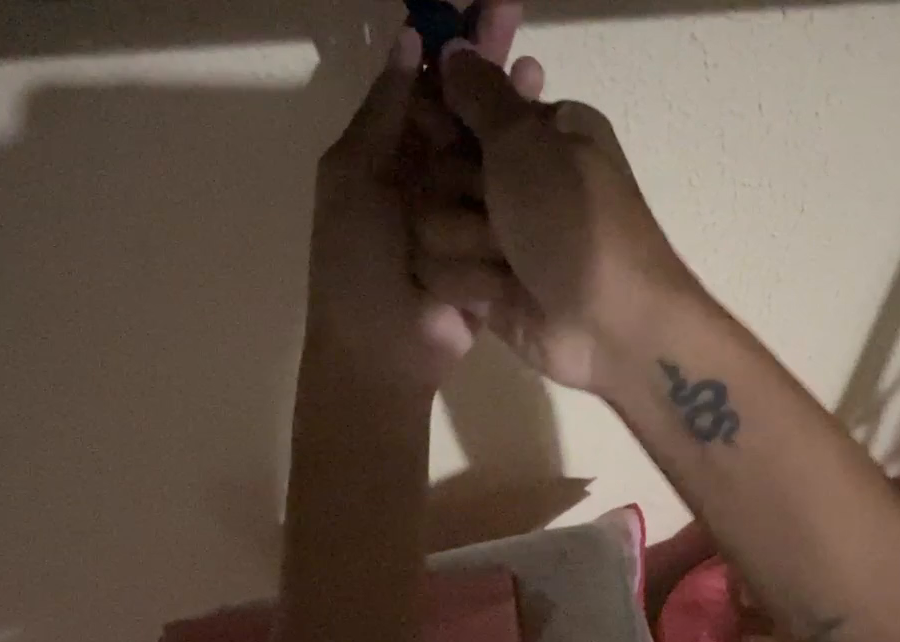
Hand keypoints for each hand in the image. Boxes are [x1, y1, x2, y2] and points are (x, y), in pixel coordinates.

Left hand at [303, 3, 530, 393]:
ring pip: (490, 147)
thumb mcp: (354, 176)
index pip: (420, 85)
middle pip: (460, 108)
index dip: (446, 46)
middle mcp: (426, 172)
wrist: (384, 350)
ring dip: (510, 108)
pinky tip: (544, 132)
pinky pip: (509, 195)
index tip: (473, 8)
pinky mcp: (493, 242)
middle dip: (485, 64)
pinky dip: (525, 164)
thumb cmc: (355, 261)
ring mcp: (462, 207)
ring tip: (537, 70)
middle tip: (514, 13)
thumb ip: (383, 112)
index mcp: (387, 152)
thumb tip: (409, 41)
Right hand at [412, 44, 702, 393]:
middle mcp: (510, 181)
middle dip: (462, 193)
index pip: (457, 110)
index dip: (443, 121)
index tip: (443, 133)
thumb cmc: (575, 221)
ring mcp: (493, 238)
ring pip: (427, 224)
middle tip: (502, 213)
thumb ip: (482, 94)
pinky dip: (470, 283)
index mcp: (534, 132)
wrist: (608, 322)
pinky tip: (503, 294)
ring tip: (511, 262)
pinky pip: (438, 272)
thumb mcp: (529, 141)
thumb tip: (452, 49)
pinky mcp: (482, 288)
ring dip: (468, 243)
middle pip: (432, 169)